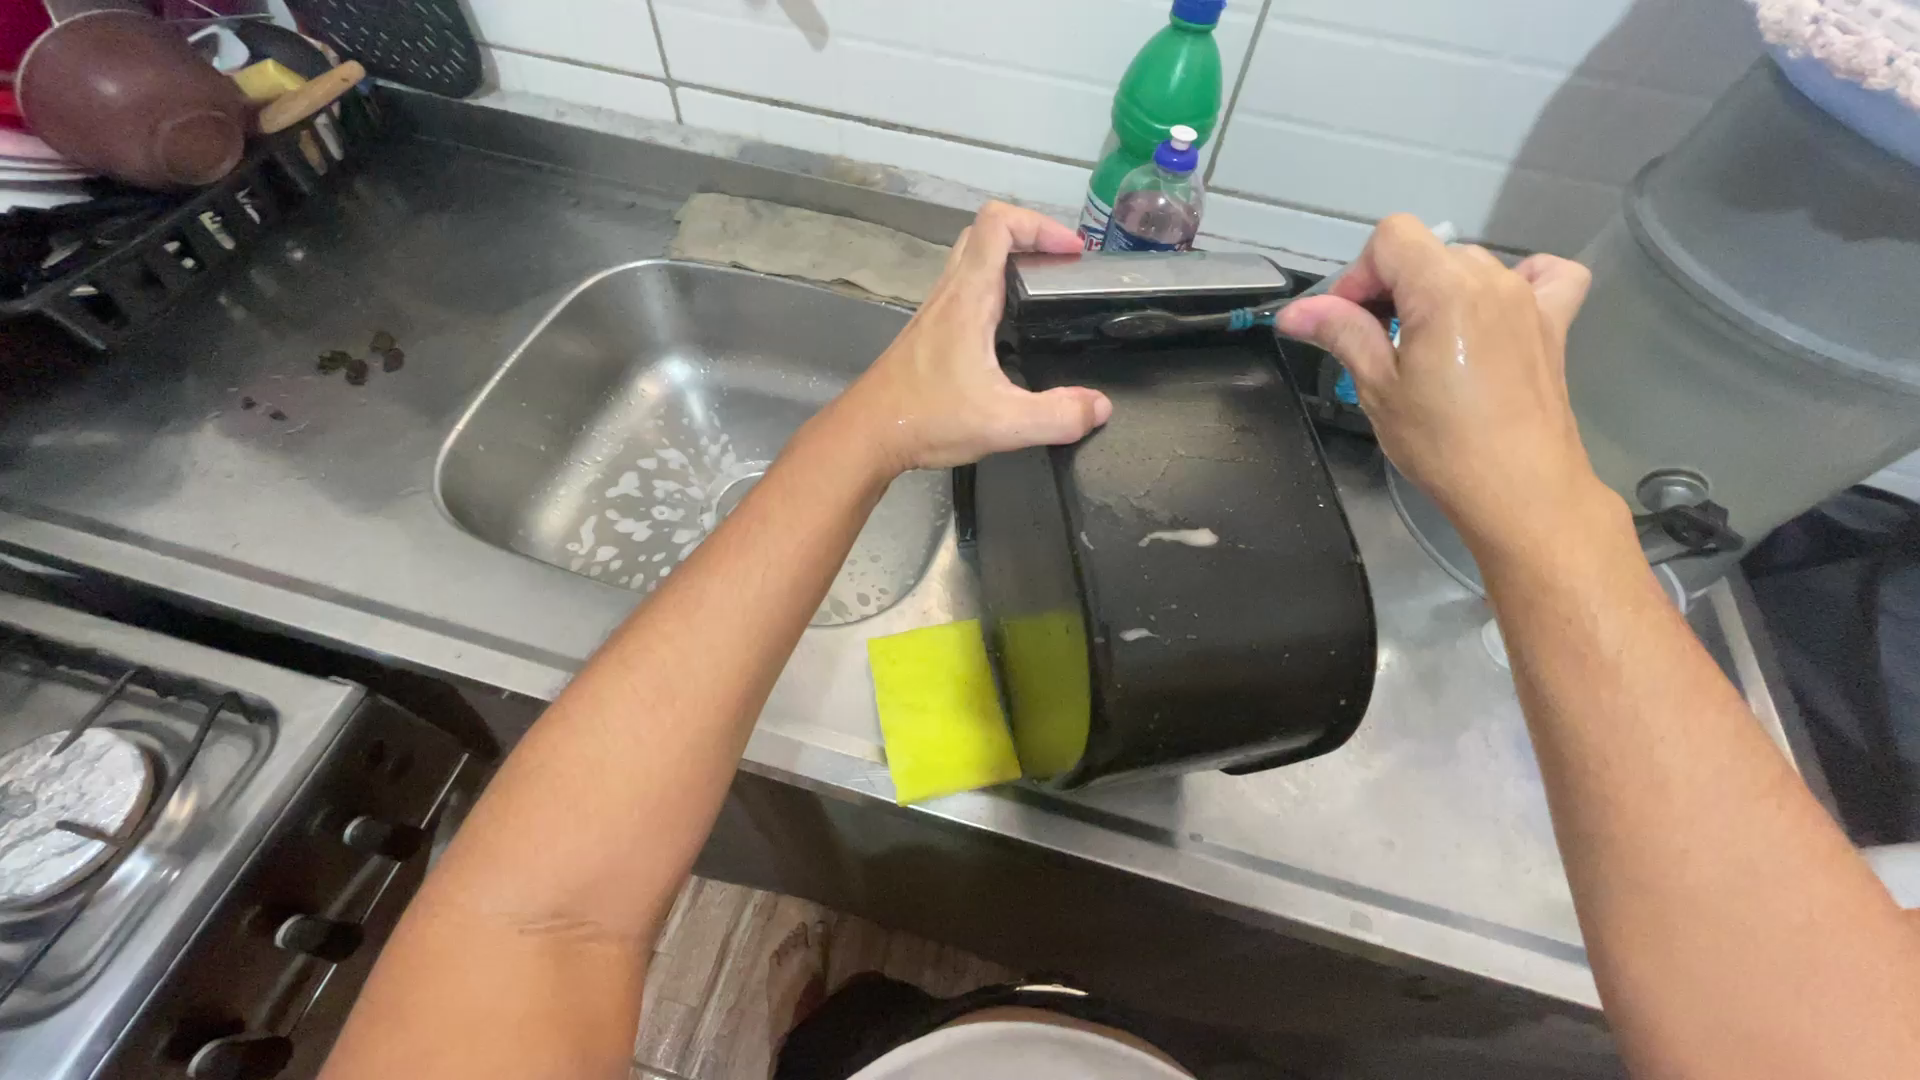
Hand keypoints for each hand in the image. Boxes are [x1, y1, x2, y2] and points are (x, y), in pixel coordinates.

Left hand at [839, 202, 1112, 472]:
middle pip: (984, 234)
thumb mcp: (1004, 424)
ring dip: (1008, 263)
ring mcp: (934, 314)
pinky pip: (962, 293)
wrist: (867, 435)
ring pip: (970, 262)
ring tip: (1042, 294)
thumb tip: (1098, 407)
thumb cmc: (927, 420)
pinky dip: (991, 292)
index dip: (1040, 224)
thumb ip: (1057, 416)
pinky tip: (1007, 332)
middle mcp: (948, 296)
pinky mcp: (927, 335)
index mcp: (967, 299)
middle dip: (1028, 238)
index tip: (1071, 253)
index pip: (998, 224)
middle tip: (1060, 268)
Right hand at [1274, 214, 1616, 554]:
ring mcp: (1529, 297)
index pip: (1392, 238)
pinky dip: (1513, 281)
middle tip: (1370, 342)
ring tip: (1420, 343)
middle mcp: (1493, 279)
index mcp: (1445, 289)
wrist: (1517, 486)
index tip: (1344, 322)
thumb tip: (1294, 312)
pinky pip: (1541, 275)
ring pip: (1468, 264)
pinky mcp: (1553, 321)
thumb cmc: (1439, 441)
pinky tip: (1489, 312)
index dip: (1358, 275)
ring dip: (1434, 290)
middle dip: (1389, 286)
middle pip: (1426, 251)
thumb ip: (1341, 333)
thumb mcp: (1377, 386)